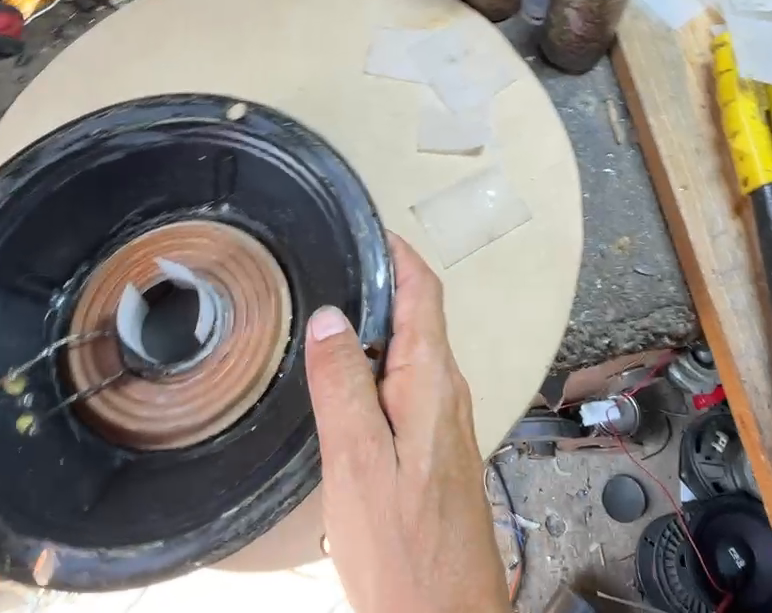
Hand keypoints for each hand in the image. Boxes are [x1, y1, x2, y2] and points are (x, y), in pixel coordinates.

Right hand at [304, 234, 508, 612]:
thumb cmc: (402, 545)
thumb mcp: (358, 462)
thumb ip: (344, 385)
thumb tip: (331, 316)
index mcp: (432, 381)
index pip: (423, 291)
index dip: (397, 252)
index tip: (361, 226)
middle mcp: (447, 389)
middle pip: (417, 314)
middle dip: (378, 282)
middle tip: (326, 265)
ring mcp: (444, 418)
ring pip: (410, 348)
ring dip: (375, 323)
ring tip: (324, 311)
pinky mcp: (434, 444)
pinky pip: (405, 381)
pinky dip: (375, 362)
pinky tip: (342, 376)